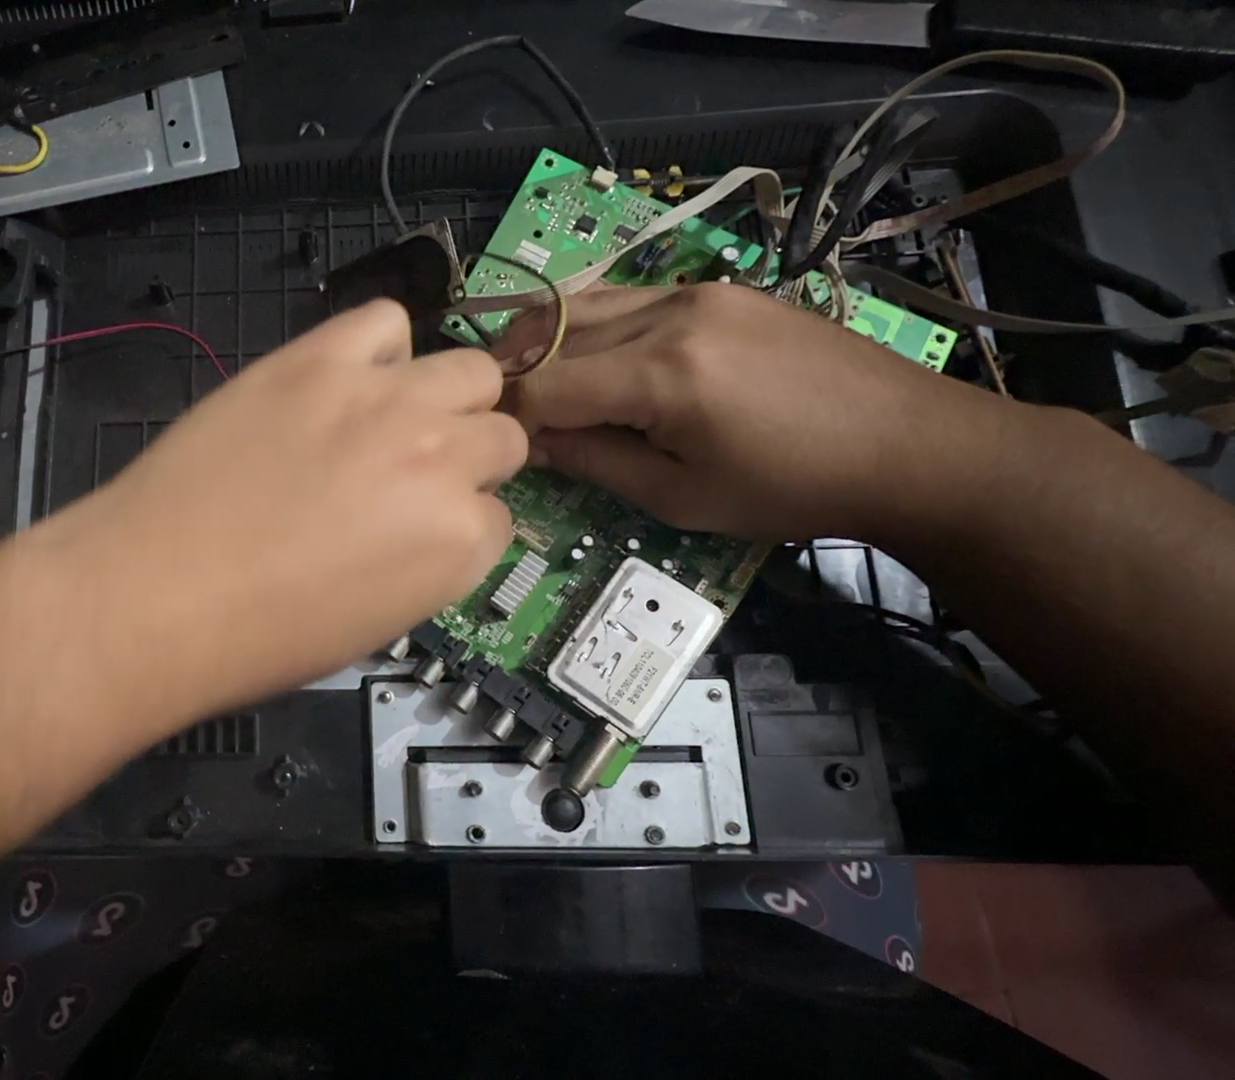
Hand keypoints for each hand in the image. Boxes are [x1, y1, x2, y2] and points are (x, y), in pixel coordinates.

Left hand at [47, 300, 525, 709]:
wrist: (155, 596)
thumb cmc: (257, 639)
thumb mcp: (373, 626)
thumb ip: (423, 566)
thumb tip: (425, 529)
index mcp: (459, 543)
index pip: (496, 519)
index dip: (458, 527)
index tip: (421, 531)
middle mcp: (441, 459)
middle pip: (499, 436)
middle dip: (468, 460)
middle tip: (412, 476)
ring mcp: (381, 399)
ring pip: (467, 371)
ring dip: (447, 399)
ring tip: (394, 421)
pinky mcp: (317, 359)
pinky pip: (383, 321)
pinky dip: (378, 349)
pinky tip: (347, 381)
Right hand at [495, 282, 1019, 541]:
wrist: (908, 445)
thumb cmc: (789, 488)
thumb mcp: (678, 497)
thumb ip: (593, 461)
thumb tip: (530, 444)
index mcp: (661, 374)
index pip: (543, 385)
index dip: (504, 416)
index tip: (488, 443)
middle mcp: (670, 313)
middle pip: (554, 333)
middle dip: (512, 372)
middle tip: (490, 411)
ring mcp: (696, 290)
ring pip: (584, 304)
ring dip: (544, 340)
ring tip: (526, 380)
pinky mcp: (719, 289)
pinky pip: (628, 300)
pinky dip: (591, 328)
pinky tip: (590, 360)